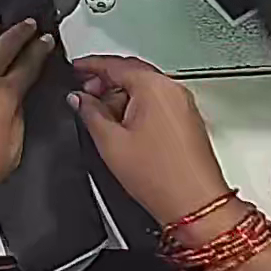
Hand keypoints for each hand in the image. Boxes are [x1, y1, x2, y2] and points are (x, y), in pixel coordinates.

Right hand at [70, 55, 234, 228]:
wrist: (195, 205)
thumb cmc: (161, 176)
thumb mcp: (109, 141)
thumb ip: (89, 112)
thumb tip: (79, 98)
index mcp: (153, 87)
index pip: (115, 64)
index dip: (90, 65)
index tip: (75, 67)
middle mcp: (172, 90)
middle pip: (131, 72)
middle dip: (104, 80)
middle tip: (83, 91)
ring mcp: (182, 104)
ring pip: (143, 87)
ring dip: (119, 95)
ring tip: (99, 114)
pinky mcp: (186, 120)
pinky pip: (156, 101)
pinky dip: (135, 105)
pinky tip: (120, 125)